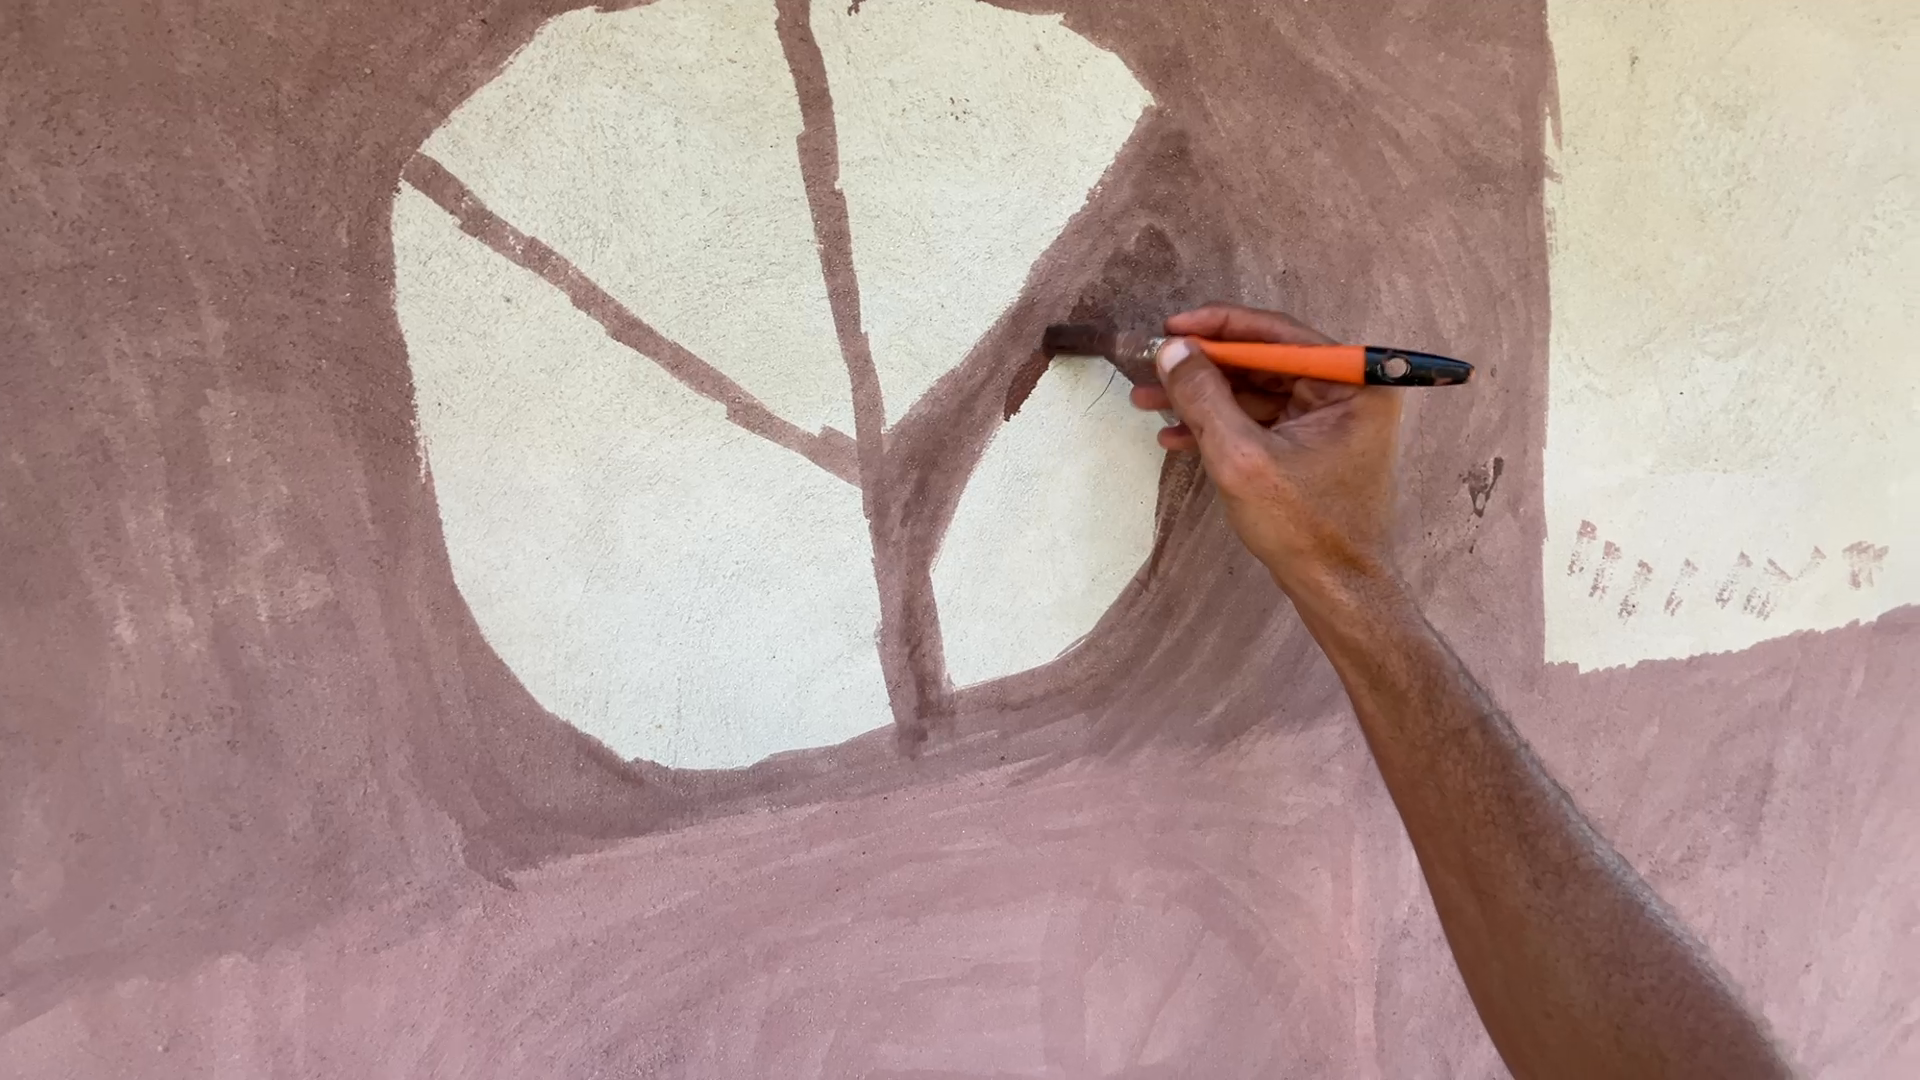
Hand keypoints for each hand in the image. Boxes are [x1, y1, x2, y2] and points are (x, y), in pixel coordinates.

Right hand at [1130, 304, 1403, 603]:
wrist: (1333, 587)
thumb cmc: (1300, 524)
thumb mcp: (1241, 456)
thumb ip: (1204, 398)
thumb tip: (1171, 350)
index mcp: (1349, 384)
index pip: (1276, 335)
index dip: (1217, 328)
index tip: (1170, 329)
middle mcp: (1343, 393)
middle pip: (1259, 363)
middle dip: (1200, 370)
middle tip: (1150, 368)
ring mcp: (1324, 421)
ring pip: (1250, 394)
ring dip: (1199, 400)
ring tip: (1146, 403)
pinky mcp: (1305, 446)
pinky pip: (1254, 423)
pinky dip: (1216, 427)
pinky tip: (1174, 437)